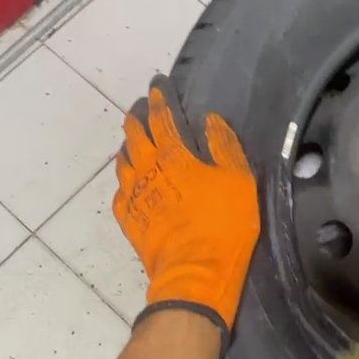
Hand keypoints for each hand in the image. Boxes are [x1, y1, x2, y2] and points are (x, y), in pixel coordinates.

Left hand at [113, 75, 260, 330]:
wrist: (195, 273)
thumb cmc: (224, 225)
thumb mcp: (239, 181)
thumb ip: (224, 146)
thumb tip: (211, 120)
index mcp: (174, 155)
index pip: (162, 117)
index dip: (159, 98)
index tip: (157, 84)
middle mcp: (147, 169)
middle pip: (134, 135)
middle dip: (136, 117)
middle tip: (138, 107)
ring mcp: (134, 196)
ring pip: (122, 161)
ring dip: (127, 146)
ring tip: (131, 141)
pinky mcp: (129, 220)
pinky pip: (120, 193)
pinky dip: (123, 181)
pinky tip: (128, 182)